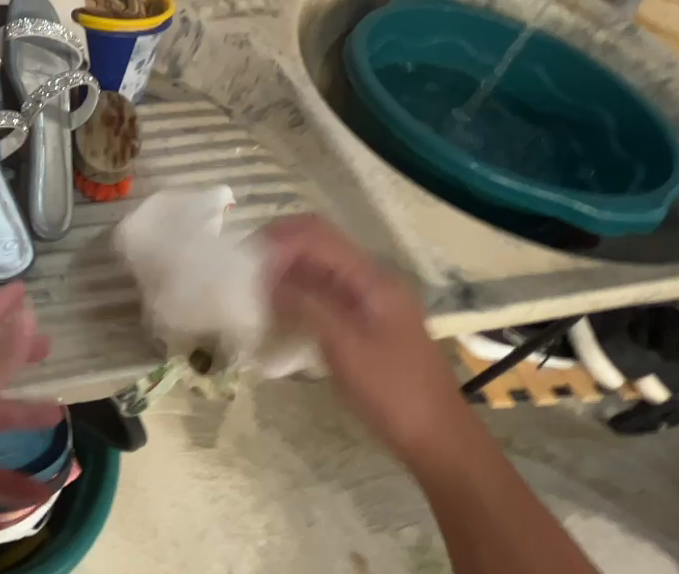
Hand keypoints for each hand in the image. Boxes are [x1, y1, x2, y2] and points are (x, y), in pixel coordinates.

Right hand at [265, 215, 476, 467]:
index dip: (277, 239)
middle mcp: (368, 281)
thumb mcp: (346, 347)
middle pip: (314, 245)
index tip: (243, 259)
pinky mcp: (357, 322)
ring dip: (280, 272)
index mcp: (372, 279)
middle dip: (276, 250)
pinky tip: (270, 311)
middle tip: (240, 269)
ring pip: (314, 268)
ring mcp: (364, 301)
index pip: (316, 236)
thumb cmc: (395, 393)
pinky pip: (318, 293)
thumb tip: (264, 277)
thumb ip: (306, 305)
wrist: (439, 442)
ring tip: (248, 289)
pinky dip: (291, 294)